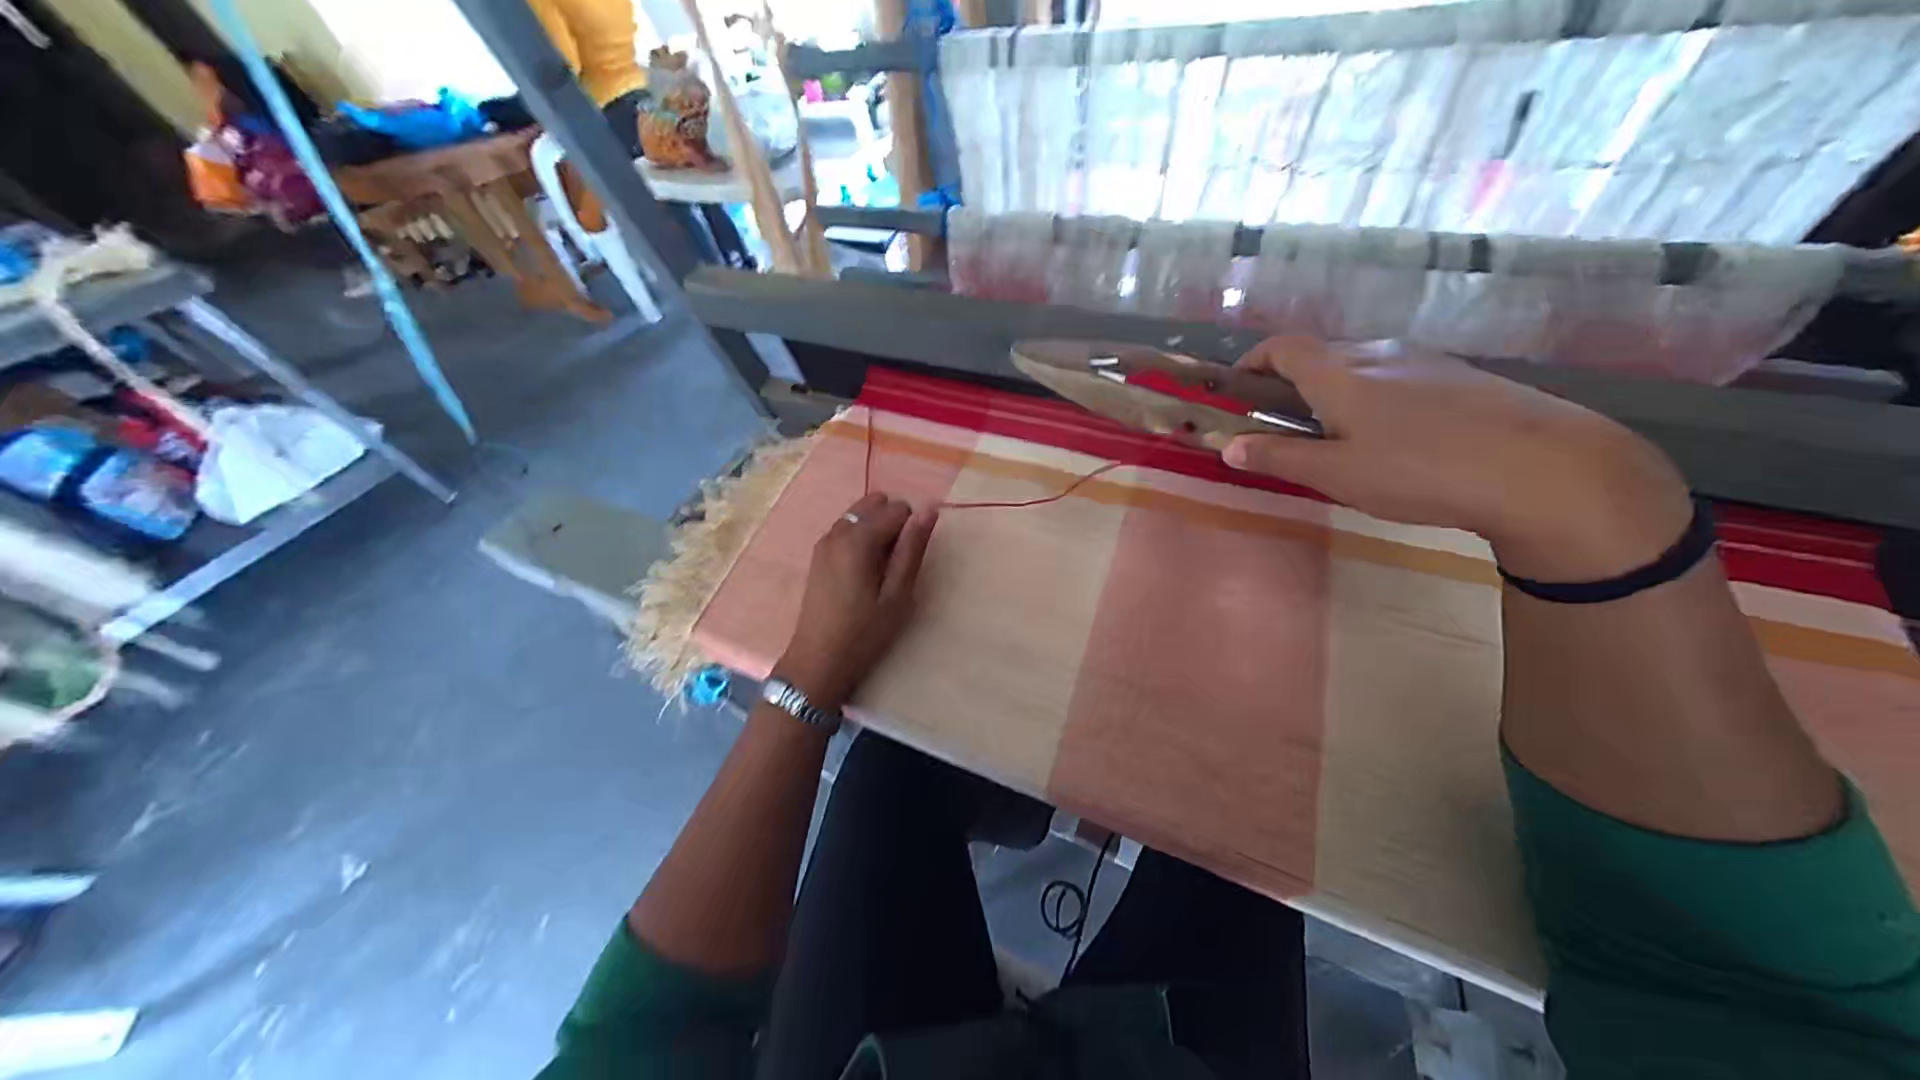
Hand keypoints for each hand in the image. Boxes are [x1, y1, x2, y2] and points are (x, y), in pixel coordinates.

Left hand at [771, 493, 936, 711]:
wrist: (818, 660)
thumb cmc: (864, 633)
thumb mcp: (898, 594)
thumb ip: (912, 548)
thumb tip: (929, 509)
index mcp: (858, 539)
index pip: (898, 509)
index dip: (912, 530)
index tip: (909, 562)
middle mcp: (837, 531)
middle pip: (876, 503)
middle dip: (893, 524)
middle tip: (896, 564)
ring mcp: (824, 541)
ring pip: (860, 514)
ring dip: (877, 530)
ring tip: (881, 570)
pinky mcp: (818, 554)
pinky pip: (847, 528)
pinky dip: (861, 538)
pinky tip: (863, 572)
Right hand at [1221, 337, 1693, 581]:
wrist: (1545, 468)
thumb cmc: (1421, 472)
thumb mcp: (1337, 474)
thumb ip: (1279, 456)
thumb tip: (1227, 445)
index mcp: (1341, 373)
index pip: (1282, 348)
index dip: (1253, 362)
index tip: (1238, 389)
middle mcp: (1380, 354)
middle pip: (1321, 355)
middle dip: (1291, 383)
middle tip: (1284, 426)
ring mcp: (1427, 361)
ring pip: (1363, 366)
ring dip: (1335, 390)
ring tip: (1340, 436)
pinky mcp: (1463, 376)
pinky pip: (1400, 377)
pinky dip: (1376, 397)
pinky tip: (1396, 438)